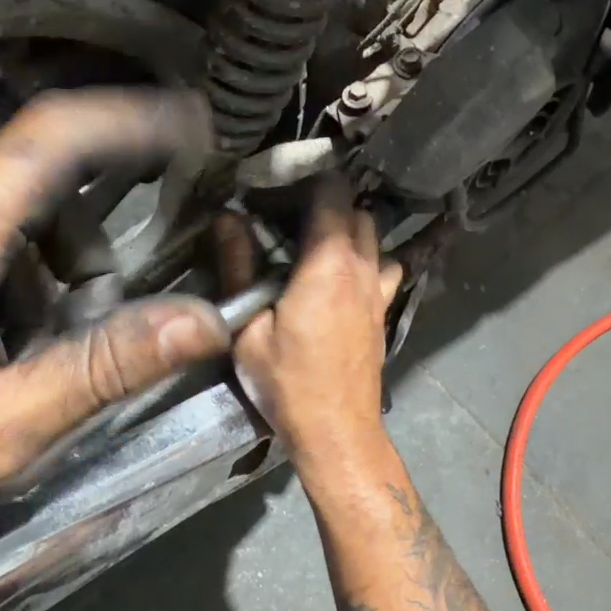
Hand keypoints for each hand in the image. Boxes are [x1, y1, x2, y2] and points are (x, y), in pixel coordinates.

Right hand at [216, 175, 402, 469]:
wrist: (336, 432)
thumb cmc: (287, 384)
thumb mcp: (248, 331)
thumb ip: (238, 269)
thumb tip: (227, 218)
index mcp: (328, 265)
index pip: (332, 193)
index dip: (308, 179)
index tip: (281, 183)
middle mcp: (363, 269)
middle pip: (357, 212)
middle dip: (328, 203)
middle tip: (290, 215)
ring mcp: (380, 292)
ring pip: (375, 239)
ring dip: (351, 231)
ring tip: (317, 243)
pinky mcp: (383, 314)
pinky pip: (384, 269)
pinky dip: (367, 260)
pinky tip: (342, 276)